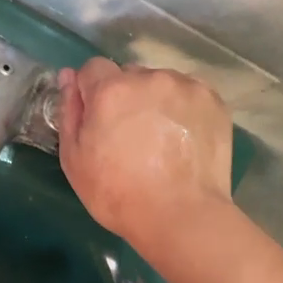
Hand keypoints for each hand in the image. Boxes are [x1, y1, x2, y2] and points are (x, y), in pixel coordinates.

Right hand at [56, 58, 234, 252]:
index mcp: (111, 90)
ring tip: (157, 140)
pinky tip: (179, 141)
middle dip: (123, 97)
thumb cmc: (115, 192)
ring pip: (160, 84)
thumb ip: (69, 112)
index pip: (92, 68)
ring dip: (153, 102)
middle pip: (128, 75)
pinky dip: (180, 111)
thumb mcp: (74, 158)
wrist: (179, 214)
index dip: (89, 92)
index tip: (94, 120)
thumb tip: (68, 77)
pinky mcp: (214, 101)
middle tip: (126, 136)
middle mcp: (150, 77)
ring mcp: (186, 87)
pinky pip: (187, 96)